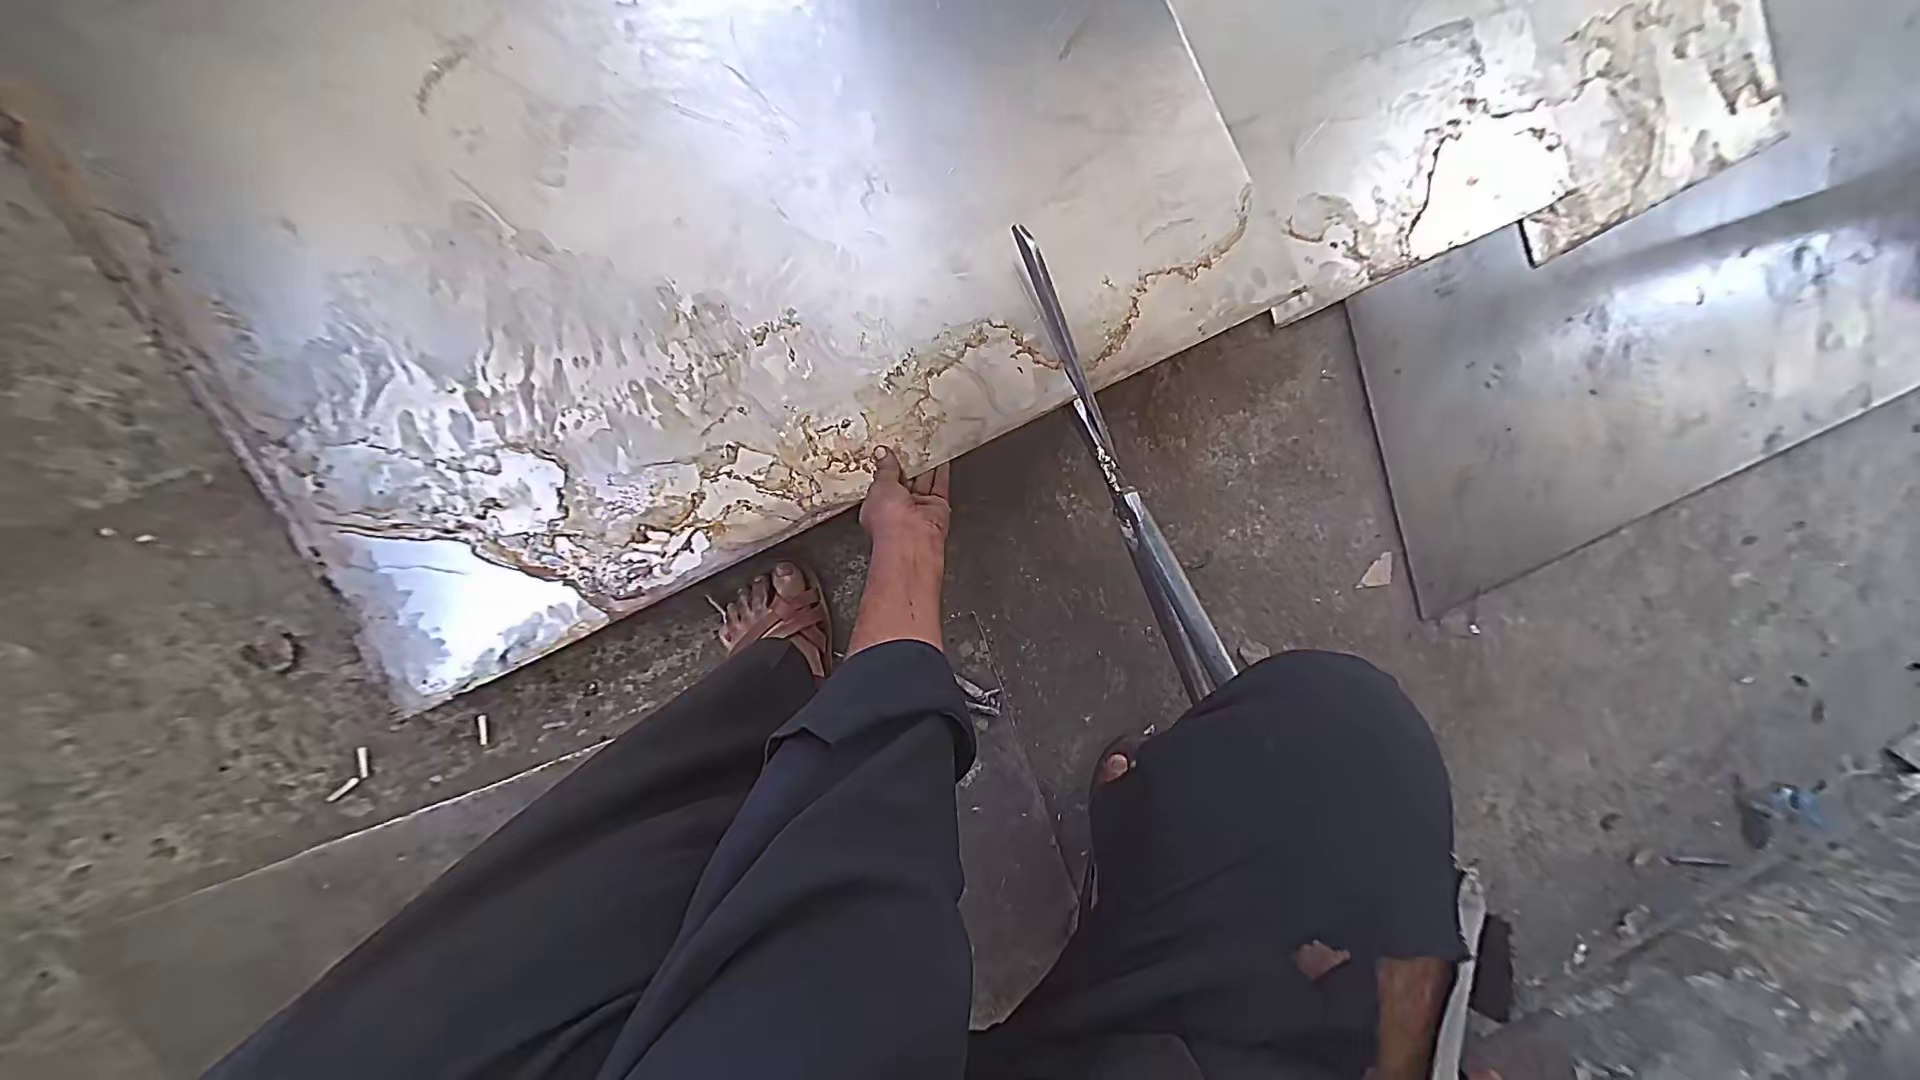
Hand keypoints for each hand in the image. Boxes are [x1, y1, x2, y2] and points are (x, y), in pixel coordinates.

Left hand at [860, 447, 950, 548]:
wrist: (911, 540)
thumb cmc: (888, 521)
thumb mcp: (880, 486)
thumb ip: (885, 469)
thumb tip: (882, 454)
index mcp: (878, 506)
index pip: (883, 482)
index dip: (887, 465)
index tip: (890, 449)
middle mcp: (899, 508)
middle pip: (906, 480)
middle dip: (908, 463)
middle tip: (909, 441)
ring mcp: (919, 508)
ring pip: (924, 481)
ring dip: (926, 464)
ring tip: (926, 443)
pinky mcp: (938, 507)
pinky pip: (940, 485)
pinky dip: (942, 470)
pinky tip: (941, 456)